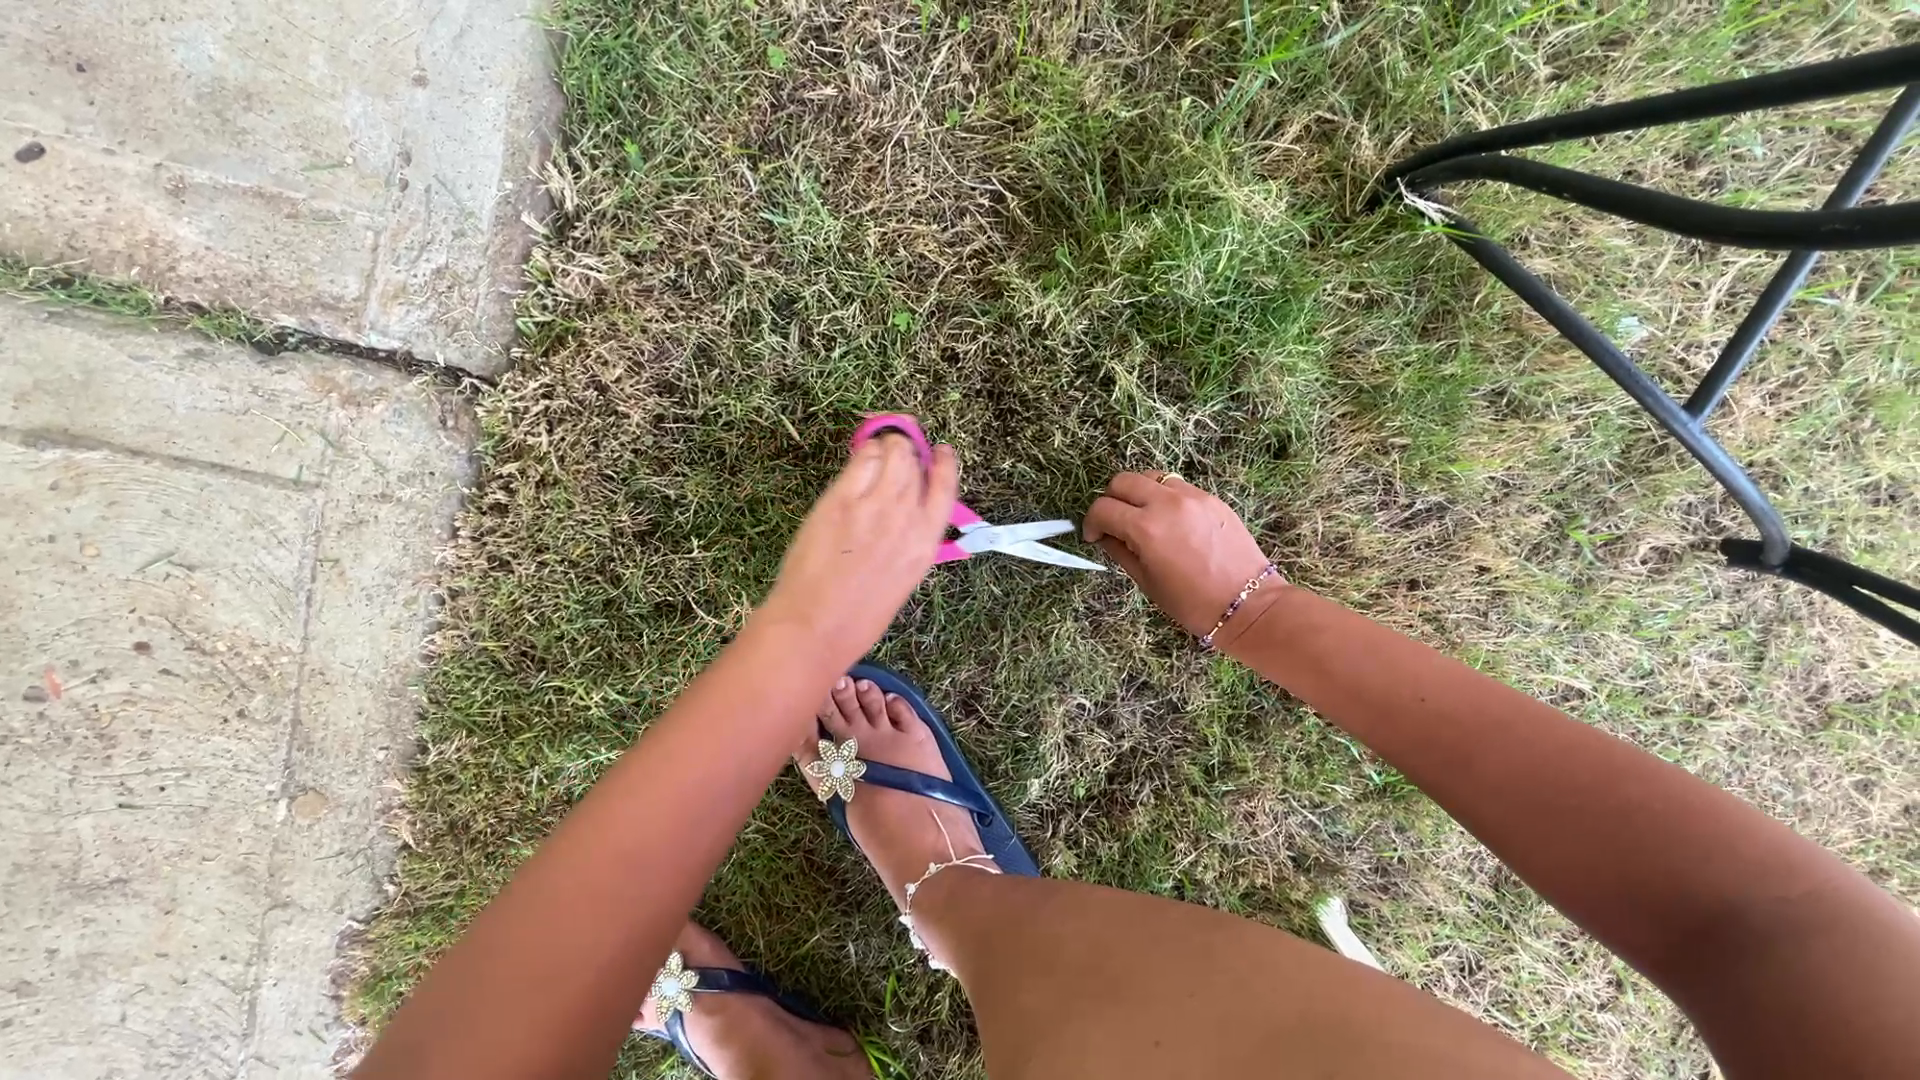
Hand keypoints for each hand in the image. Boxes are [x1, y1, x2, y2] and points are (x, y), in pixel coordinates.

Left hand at [758, 434, 958, 666]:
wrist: (816, 625)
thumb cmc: (857, 617)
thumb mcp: (901, 580)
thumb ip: (907, 542)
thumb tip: (902, 515)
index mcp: (926, 543)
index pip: (945, 487)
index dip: (942, 463)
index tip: (939, 451)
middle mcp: (907, 518)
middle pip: (915, 464)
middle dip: (907, 452)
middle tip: (894, 451)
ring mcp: (875, 505)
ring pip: (891, 453)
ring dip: (886, 446)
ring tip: (875, 451)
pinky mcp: (842, 499)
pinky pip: (861, 460)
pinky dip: (863, 453)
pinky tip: (858, 459)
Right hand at [1083, 472, 1272, 639]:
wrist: (1246, 602)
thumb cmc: (1191, 602)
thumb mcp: (1146, 581)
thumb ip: (1120, 551)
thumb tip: (1105, 535)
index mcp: (1146, 528)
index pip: (1103, 509)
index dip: (1091, 522)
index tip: (1094, 536)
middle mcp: (1166, 503)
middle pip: (1122, 481)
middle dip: (1111, 500)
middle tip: (1114, 523)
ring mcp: (1191, 496)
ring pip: (1150, 477)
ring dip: (1137, 493)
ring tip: (1142, 517)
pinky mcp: (1210, 497)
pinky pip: (1176, 485)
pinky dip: (1163, 496)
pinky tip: (1169, 521)